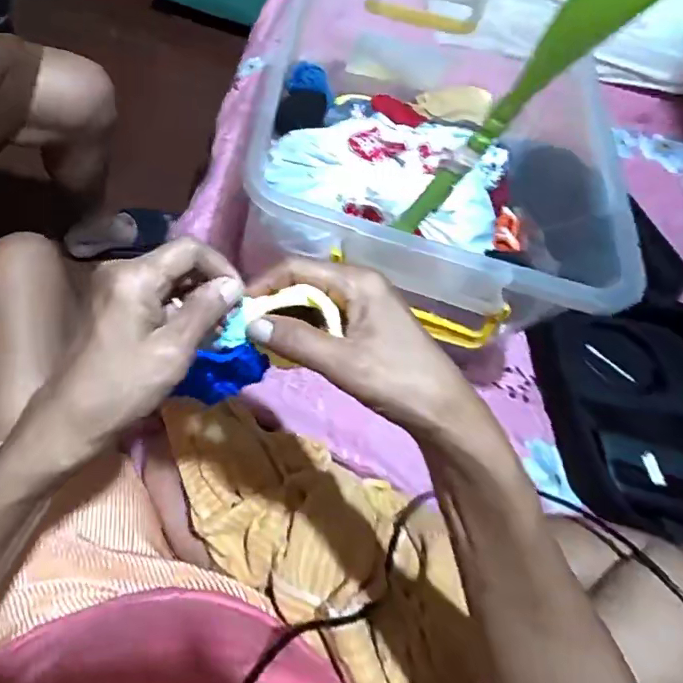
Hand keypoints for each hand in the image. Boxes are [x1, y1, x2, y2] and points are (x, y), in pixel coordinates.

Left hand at [27, 238, 242, 461]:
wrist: (70, 418)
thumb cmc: (124, 386)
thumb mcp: (173, 350)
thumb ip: (205, 310)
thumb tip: (233, 285)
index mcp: (134, 275)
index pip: (190, 249)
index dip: (221, 267)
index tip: (239, 299)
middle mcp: (120, 269)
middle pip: (177, 260)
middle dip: (208, 284)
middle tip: (229, 318)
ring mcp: (111, 284)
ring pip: (165, 277)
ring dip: (192, 297)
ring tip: (213, 329)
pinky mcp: (109, 302)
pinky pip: (150, 292)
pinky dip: (173, 307)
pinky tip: (187, 333)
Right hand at [245, 259, 478, 432]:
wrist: (445, 414)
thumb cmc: (396, 381)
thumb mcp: (341, 362)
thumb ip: (295, 340)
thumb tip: (250, 324)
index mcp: (357, 280)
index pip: (296, 267)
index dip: (264, 284)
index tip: (238, 309)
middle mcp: (359, 283)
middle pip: (303, 281)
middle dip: (272, 301)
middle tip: (245, 328)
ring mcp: (363, 303)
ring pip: (312, 300)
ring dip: (286, 317)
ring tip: (260, 339)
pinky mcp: (365, 323)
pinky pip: (324, 316)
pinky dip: (303, 329)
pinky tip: (287, 347)